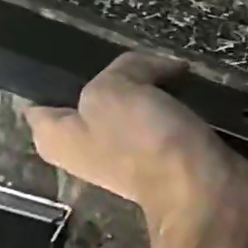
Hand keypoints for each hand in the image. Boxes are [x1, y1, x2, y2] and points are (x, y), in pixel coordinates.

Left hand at [23, 52, 247, 237]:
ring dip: (158, 88)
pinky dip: (181, 104)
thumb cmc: (143, 142)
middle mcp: (87, 147)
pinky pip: (168, 118)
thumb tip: (155, 70)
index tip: (97, 58)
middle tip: (147, 62)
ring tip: (176, 74)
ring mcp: (129, 154)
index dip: (68, 71)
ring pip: (138, 104)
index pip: (45, 96)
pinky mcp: (167, 156)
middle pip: (101, 94)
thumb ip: (122, 68)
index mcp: (57, 138)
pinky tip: (194, 94)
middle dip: (124, 76)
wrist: (203, 189)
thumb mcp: (113, 90)